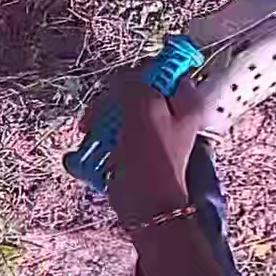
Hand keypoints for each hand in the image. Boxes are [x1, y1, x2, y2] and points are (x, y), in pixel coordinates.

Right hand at [102, 76, 203, 225]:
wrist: (144, 205)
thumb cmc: (151, 160)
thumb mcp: (144, 111)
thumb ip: (133, 85)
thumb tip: (121, 77)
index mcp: (185, 103)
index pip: (166, 70)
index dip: (142, 72)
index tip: (123, 84)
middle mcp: (171, 114)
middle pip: (136, 89)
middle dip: (113, 98)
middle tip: (100, 112)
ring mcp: (151, 131)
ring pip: (120, 108)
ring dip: (102, 116)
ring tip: (90, 130)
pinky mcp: (133, 147)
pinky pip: (113, 129)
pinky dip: (101, 132)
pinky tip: (91, 140)